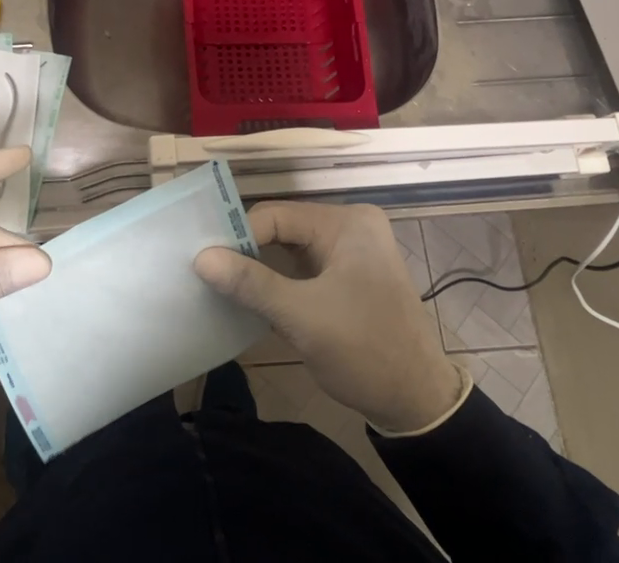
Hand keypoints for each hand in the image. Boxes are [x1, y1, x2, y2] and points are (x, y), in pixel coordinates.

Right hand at [194, 202, 465, 434]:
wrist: (417, 403)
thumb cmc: (364, 351)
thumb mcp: (302, 317)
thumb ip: (251, 284)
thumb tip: (201, 258)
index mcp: (347, 224)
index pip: (276, 216)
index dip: (238, 237)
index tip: (202, 263)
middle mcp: (350, 227)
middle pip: (281, 229)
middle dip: (246, 251)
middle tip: (204, 273)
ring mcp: (351, 253)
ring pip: (288, 250)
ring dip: (258, 268)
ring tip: (218, 284)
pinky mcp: (347, 278)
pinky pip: (301, 269)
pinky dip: (276, 282)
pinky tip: (248, 298)